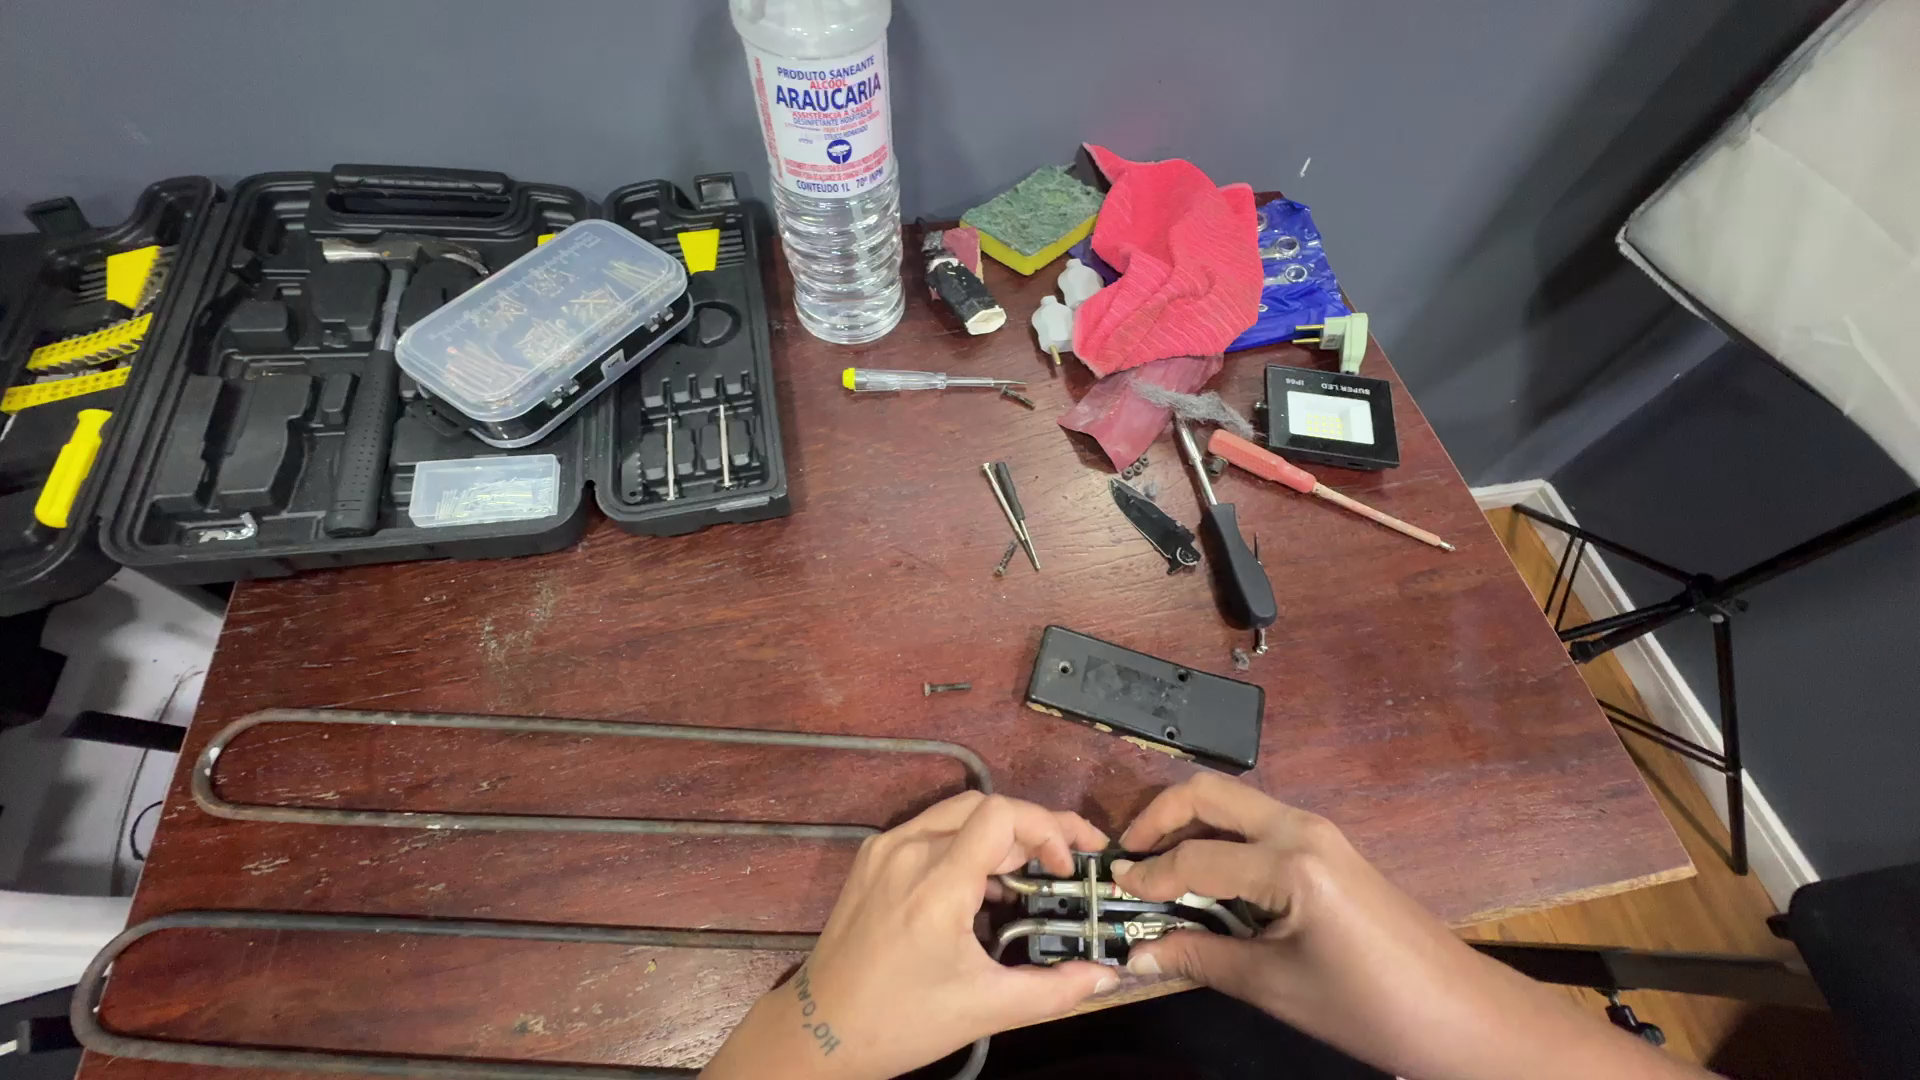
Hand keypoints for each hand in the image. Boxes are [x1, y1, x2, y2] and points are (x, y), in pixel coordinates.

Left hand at [700, 792, 1118, 1079]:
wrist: (820, 1029)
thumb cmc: (902, 1021)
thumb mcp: (984, 1008)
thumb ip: (1054, 990)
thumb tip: (1108, 974)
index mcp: (936, 882)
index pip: (1001, 814)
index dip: (1045, 828)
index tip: (1065, 867)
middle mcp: (909, 848)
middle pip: (985, 805)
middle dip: (1032, 827)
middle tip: (1063, 862)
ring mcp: (886, 846)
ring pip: (958, 810)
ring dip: (1000, 831)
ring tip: (1029, 868)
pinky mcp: (873, 853)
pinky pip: (931, 827)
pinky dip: (966, 840)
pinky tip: (980, 879)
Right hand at [1114, 773, 1708, 1079]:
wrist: (1466, 1019)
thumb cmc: (1370, 1009)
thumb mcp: (1276, 987)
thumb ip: (1200, 958)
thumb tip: (1136, 955)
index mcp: (1289, 863)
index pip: (1196, 860)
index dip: (1148, 876)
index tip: (1112, 886)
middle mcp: (1299, 827)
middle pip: (1208, 794)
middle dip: (1158, 816)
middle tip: (1128, 852)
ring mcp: (1315, 828)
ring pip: (1231, 800)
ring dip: (1188, 820)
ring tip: (1157, 860)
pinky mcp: (1324, 841)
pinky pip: (1254, 820)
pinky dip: (1217, 834)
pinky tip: (1203, 870)